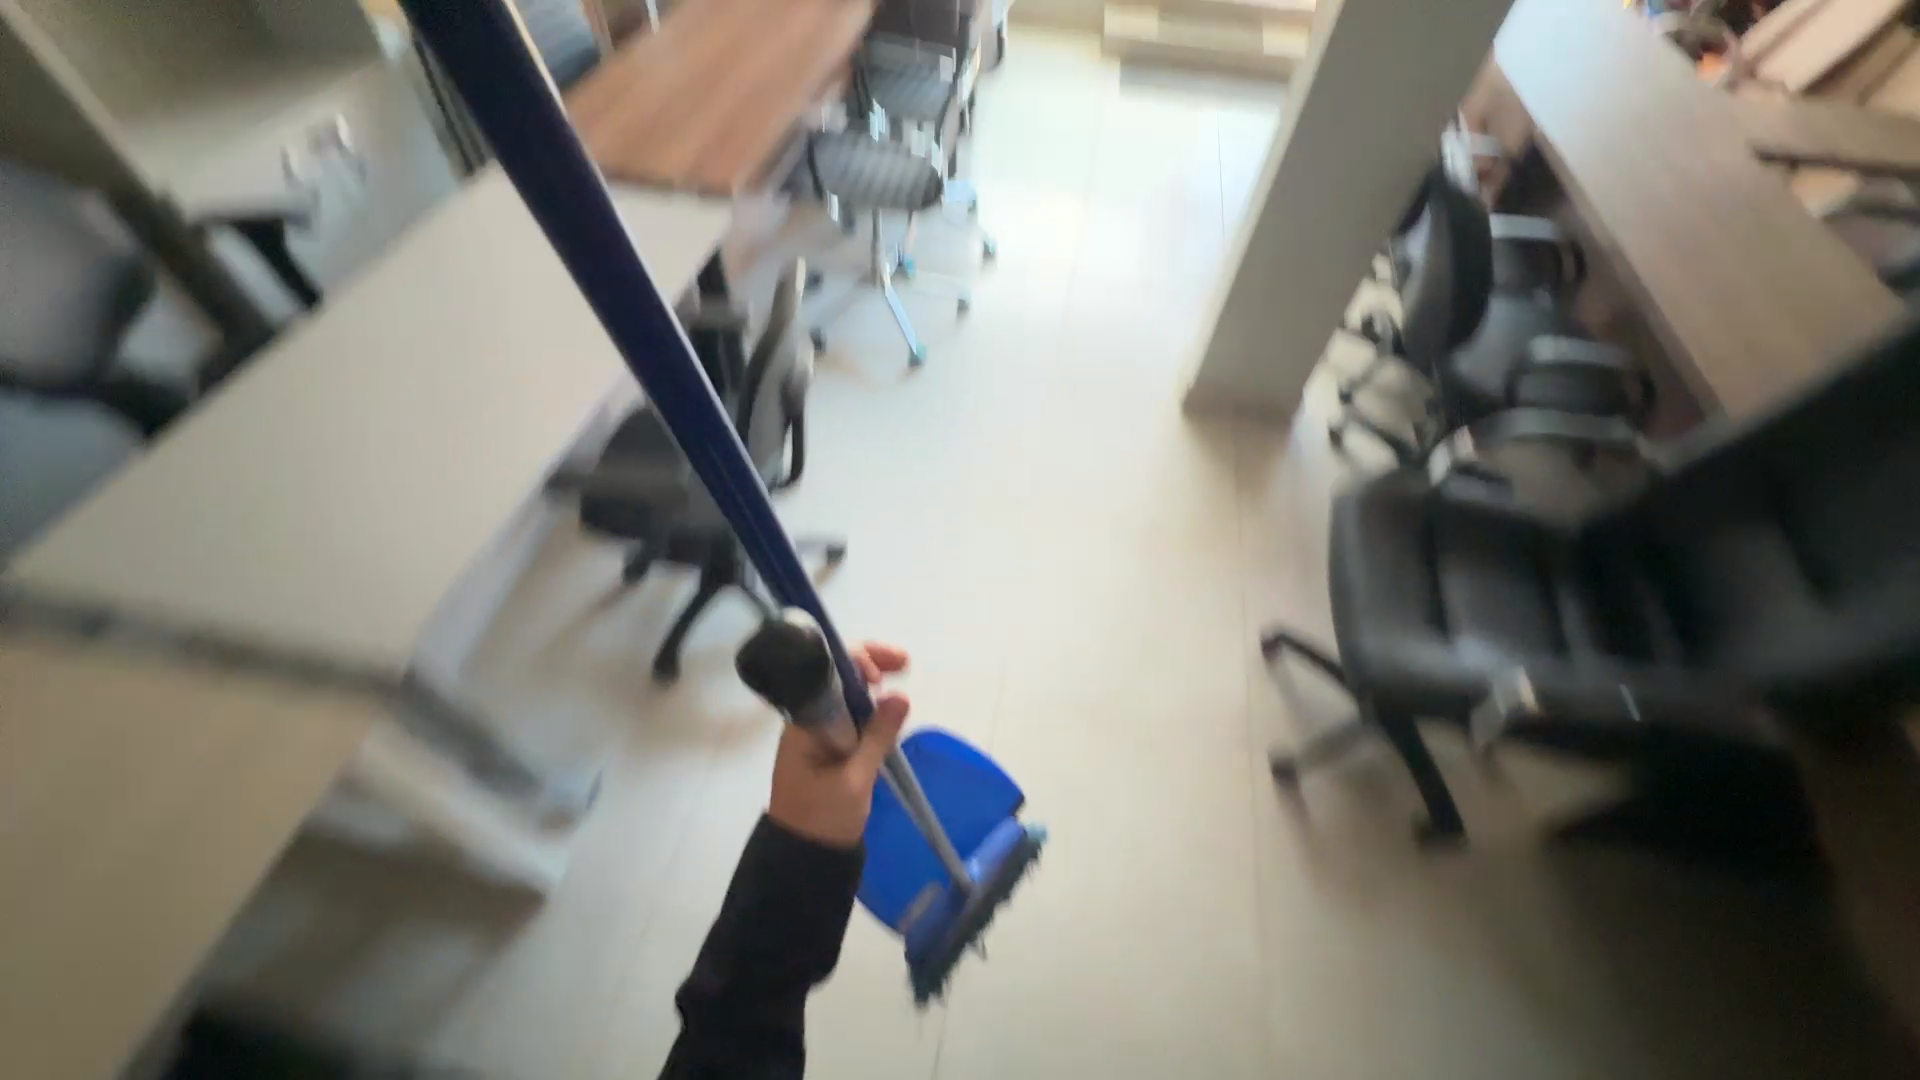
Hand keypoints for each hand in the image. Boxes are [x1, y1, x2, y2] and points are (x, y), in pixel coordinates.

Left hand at [767, 642, 910, 848]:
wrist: (803, 858)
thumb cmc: (822, 819)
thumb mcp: (855, 780)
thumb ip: (877, 737)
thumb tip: (901, 696)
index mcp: (804, 722)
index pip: (828, 672)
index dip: (859, 661)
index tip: (887, 671)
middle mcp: (808, 719)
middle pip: (838, 676)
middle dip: (870, 663)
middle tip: (904, 663)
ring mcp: (819, 731)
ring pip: (846, 693)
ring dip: (873, 682)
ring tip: (901, 675)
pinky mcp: (830, 746)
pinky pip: (850, 714)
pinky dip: (871, 706)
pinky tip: (888, 707)